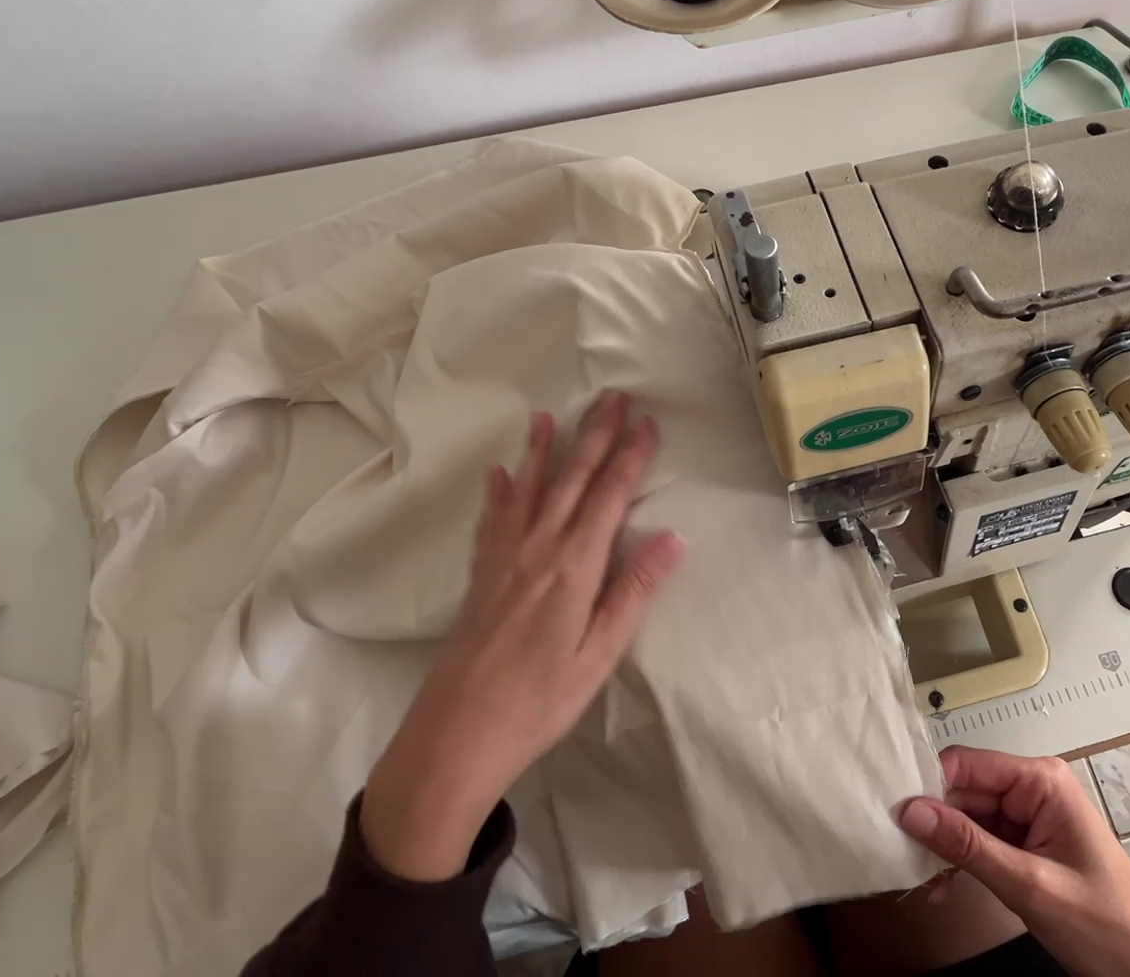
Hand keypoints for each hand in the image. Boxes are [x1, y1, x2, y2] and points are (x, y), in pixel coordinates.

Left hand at [361, 392, 685, 880]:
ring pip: (530, 490)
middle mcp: (537, 549)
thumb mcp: (601, 653)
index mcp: (574, 567)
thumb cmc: (541, 700)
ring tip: (552, 414)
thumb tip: (672, 538)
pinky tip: (501, 473)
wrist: (457, 733)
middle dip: (594, 435)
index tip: (646, 421)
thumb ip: (633, 591)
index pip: (609, 498)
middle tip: (612, 396)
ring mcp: (504, 559)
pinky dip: (501, 491)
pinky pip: (493, 520)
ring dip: (545, 450)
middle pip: (572, 481)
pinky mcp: (482, 575)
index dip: (629, 457)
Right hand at [898, 747, 1129, 976]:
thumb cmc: (1103, 923)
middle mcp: (1031, 788)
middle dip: (932, 822)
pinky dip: (958, 863)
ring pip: (965, 818)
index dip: (929, 783)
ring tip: (918, 879)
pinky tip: (939, 889)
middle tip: (897, 852)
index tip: (892, 811)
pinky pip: (979, 842)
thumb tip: (910, 810)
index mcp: (1041, 780)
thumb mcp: (1029, 884)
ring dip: (942, 848)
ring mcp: (1028, 817)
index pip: (968, 764)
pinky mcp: (1024, 844)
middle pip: (963, 791)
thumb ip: (968, 846)